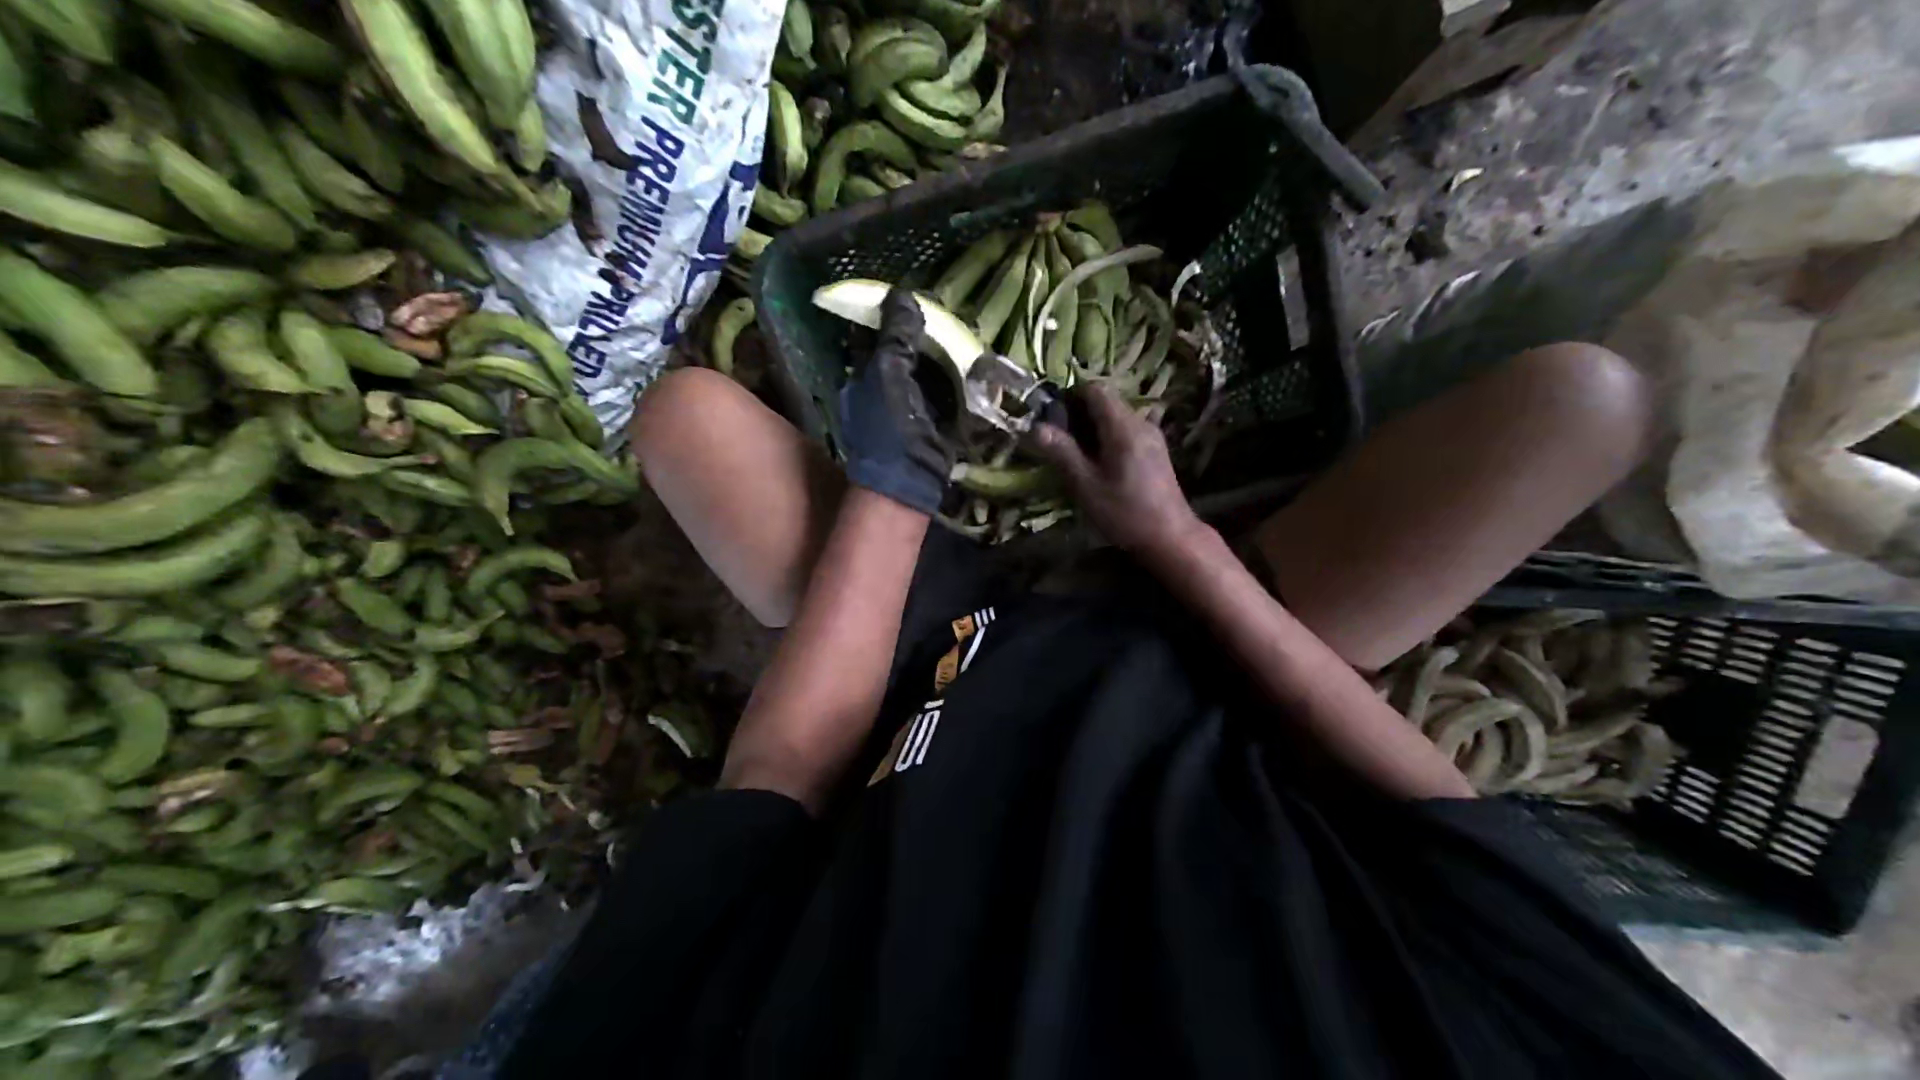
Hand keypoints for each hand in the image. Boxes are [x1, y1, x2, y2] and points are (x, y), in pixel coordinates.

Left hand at [836, 288, 952, 515]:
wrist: (910, 478)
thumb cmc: (890, 424)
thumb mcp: (889, 373)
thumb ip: (897, 336)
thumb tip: (902, 295)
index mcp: (867, 373)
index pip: (877, 333)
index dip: (893, 314)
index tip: (916, 298)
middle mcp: (887, 385)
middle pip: (907, 349)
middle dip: (925, 332)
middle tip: (949, 313)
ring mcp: (912, 403)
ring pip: (928, 368)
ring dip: (945, 353)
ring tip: (966, 332)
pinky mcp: (935, 419)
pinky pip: (948, 390)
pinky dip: (959, 377)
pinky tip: (975, 363)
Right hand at [1030, 383, 1205, 556]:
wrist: (1170, 537)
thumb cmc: (1125, 512)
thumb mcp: (1086, 485)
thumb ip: (1062, 453)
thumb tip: (1037, 427)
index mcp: (1122, 427)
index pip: (1095, 390)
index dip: (1071, 395)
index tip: (1053, 415)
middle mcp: (1140, 423)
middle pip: (1107, 401)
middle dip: (1080, 412)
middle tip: (1060, 437)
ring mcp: (1152, 435)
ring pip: (1117, 415)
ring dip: (1094, 425)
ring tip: (1076, 452)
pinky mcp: (1156, 449)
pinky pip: (1127, 429)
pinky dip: (1109, 436)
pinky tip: (1099, 462)